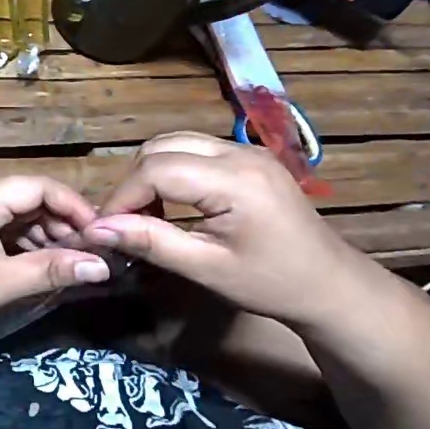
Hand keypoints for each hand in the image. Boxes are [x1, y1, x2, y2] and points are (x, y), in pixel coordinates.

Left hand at [0, 176, 108, 349]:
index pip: (38, 186)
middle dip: (61, 222)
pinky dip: (25, 244)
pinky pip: (2, 229)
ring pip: (17, 215)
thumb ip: (51, 270)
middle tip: (89, 251)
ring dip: (45, 235)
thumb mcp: (2, 282)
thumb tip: (102, 267)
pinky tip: (41, 264)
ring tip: (70, 261)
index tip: (99, 232)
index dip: (72, 205)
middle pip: (28, 198)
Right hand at [82, 132, 406, 329]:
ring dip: (149, 173)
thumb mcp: (206, 269)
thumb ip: (151, 242)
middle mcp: (239, 153)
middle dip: (133, 182)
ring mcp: (246, 150)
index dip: (122, 196)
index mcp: (234, 180)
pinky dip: (169, 169)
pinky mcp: (248, 156)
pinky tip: (170, 202)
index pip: (156, 170)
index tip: (106, 228)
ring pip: (173, 142)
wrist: (332, 286)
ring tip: (143, 212)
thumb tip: (96, 230)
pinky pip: (192, 149)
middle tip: (123, 221)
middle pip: (160, 148)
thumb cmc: (272, 284)